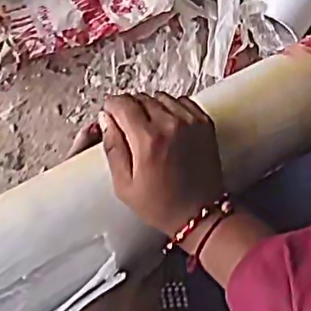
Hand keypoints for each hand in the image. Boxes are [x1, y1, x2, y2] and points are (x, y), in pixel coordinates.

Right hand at [98, 92, 224, 236]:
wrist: (200, 213)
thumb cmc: (162, 205)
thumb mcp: (124, 185)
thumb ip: (112, 148)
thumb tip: (105, 120)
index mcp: (148, 140)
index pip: (122, 104)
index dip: (111, 106)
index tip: (109, 112)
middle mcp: (170, 124)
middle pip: (141, 98)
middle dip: (129, 108)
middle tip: (128, 126)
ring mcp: (190, 121)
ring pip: (161, 97)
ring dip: (151, 107)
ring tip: (149, 128)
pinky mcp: (204, 122)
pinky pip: (181, 101)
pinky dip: (171, 108)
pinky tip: (168, 126)